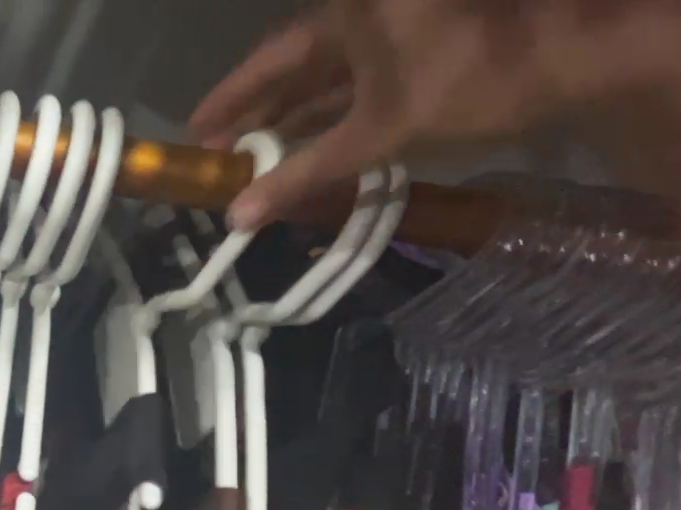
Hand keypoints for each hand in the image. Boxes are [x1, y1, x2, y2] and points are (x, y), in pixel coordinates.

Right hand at [190, 0, 680, 229]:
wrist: (584, 55)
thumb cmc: (469, 80)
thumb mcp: (377, 134)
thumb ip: (301, 175)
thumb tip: (235, 220)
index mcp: (349, 17)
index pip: (267, 62)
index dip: (227, 100)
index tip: (194, 134)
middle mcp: (367, 16)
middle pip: (293, 70)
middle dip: (254, 117)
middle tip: (218, 159)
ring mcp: (399, 33)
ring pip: (326, 80)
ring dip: (290, 122)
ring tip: (253, 164)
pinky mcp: (424, 55)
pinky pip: (358, 87)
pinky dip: (329, 119)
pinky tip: (307, 150)